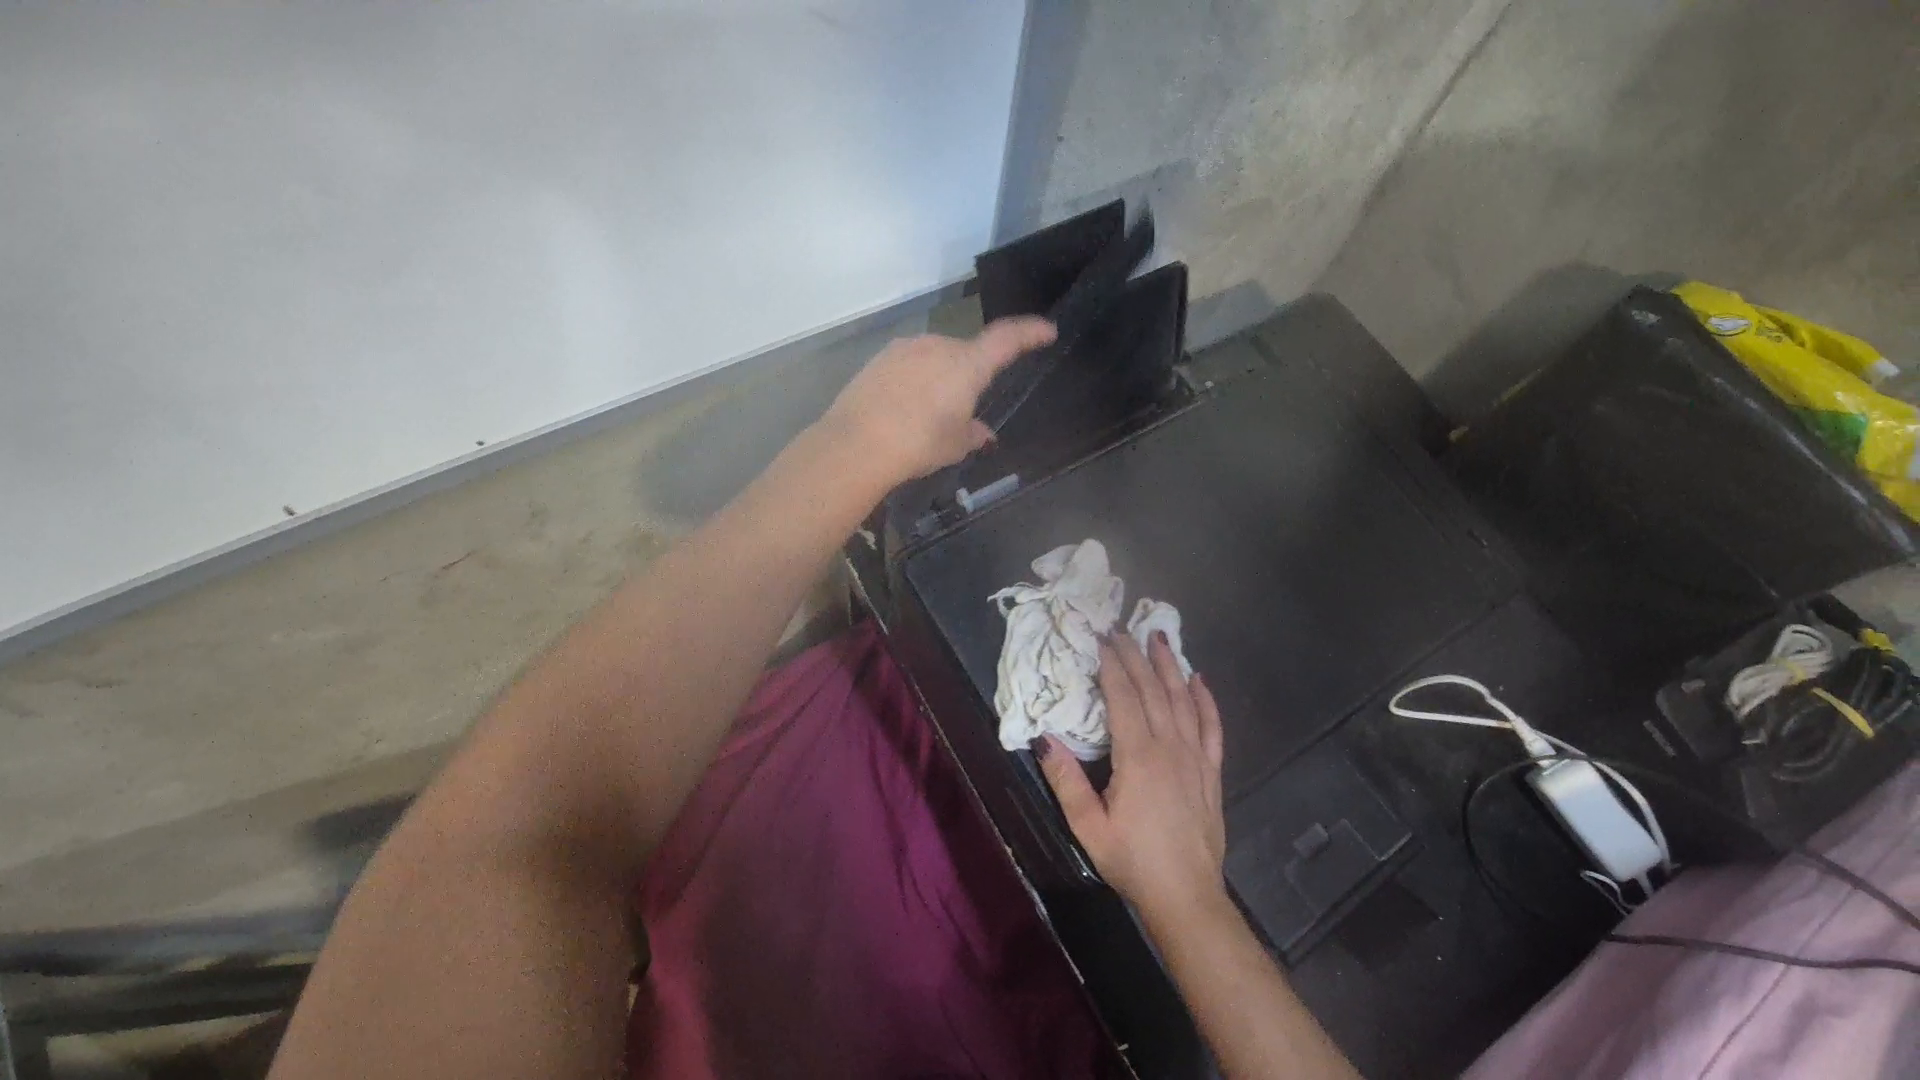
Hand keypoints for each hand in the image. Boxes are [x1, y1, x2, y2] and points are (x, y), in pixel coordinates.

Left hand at [817, 317, 1055, 483]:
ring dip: (940, 378)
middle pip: (966, 353)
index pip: (1007, 339)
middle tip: (965, 408)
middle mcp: (938, 346)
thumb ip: (974, 434)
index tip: (1046, 330)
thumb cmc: (918, 443)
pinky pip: (908, 366)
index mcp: (968, 364)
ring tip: (929, 415)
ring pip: (935, 358)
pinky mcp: (879, 359)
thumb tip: (984, 432)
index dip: (1030, 333)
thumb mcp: (955, 445)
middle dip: (971, 374)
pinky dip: (914, 382)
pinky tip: (904, 409)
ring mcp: (905, 348)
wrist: (857, 442)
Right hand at [1039, 633, 1226, 919]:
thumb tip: (1044, 738)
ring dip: (1170, 667)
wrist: (1186, 895)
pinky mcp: (1211, 772)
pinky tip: (1198, 681)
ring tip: (1159, 638)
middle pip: (1153, 691)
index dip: (1112, 665)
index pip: (1123, 698)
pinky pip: (1212, 727)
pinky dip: (1205, 700)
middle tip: (1122, 629)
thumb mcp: (1089, 827)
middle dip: (1136, 657)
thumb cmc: (1132, 861)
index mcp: (1138, 757)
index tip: (1101, 639)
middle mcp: (1170, 748)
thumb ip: (1066, 781)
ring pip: (1183, 701)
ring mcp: (1195, 758)